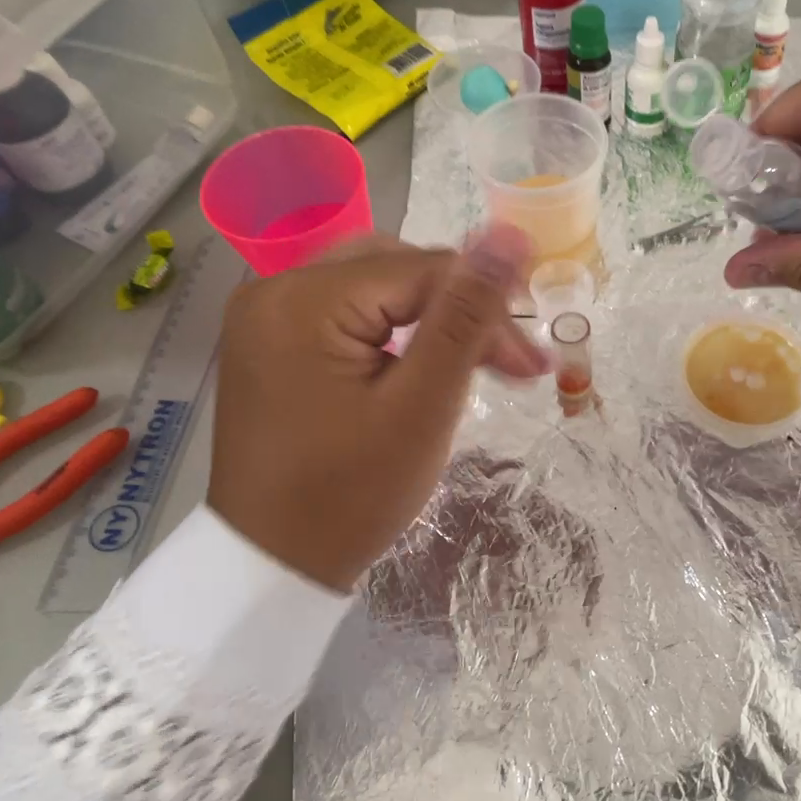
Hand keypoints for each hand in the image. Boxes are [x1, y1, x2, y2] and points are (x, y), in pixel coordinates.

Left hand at [208, 227, 547, 590]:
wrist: (270, 565)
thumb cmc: (349, 494)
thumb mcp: (421, 407)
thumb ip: (466, 317)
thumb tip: (509, 235)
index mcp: (304, 298)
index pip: (423, 270)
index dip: (487, 307)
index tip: (533, 364)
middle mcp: (274, 289)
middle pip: (397, 269)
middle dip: (461, 311)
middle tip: (510, 363)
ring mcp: (267, 317)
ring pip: (375, 289)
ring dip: (431, 320)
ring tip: (476, 366)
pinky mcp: (272, 345)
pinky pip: (347, 316)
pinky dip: (392, 335)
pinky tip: (421, 368)